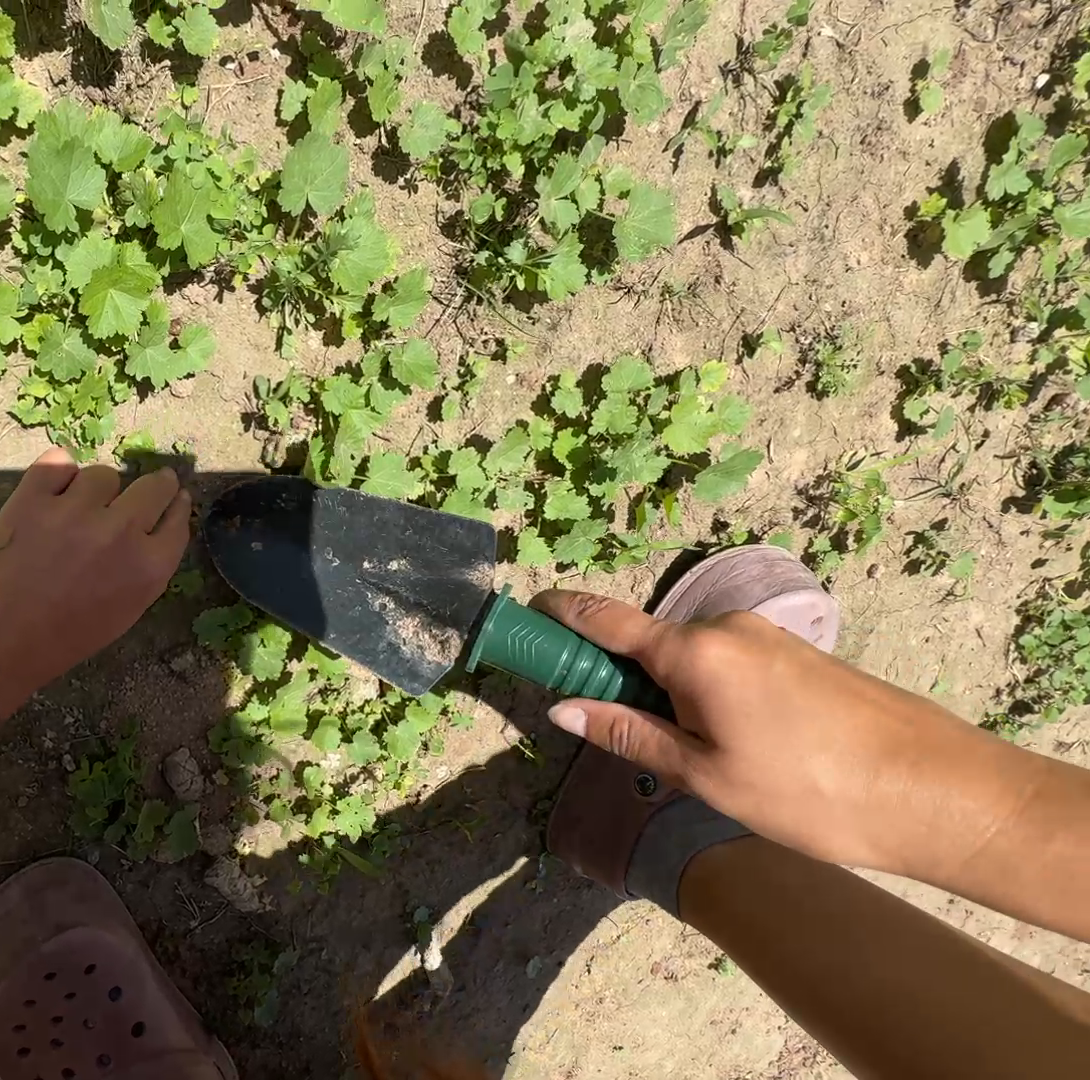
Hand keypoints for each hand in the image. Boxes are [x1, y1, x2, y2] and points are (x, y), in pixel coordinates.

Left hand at [0, 447, 190, 715]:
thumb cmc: (65, 637)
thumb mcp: (126, 611)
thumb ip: (147, 566)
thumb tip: (161, 520)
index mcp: (148, 568)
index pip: (178, 519)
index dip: (175, 506)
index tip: (172, 498)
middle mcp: (120, 532)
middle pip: (153, 486)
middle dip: (154, 484)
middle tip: (142, 489)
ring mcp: (75, 511)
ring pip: (103, 475)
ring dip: (95, 489)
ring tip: (76, 512)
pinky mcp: (33, 498)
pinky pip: (58, 461)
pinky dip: (57, 473)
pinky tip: (52, 493)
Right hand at [529, 589, 1027, 878]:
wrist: (957, 799)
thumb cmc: (814, 792)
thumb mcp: (705, 774)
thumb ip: (628, 734)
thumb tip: (560, 708)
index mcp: (694, 651)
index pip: (603, 618)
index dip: (558, 613)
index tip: (523, 613)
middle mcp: (724, 628)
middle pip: (644, 639)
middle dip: (615, 671)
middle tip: (612, 722)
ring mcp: (765, 636)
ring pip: (685, 652)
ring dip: (663, 683)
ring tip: (685, 746)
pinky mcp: (794, 652)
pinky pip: (722, 658)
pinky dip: (700, 684)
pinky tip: (731, 735)